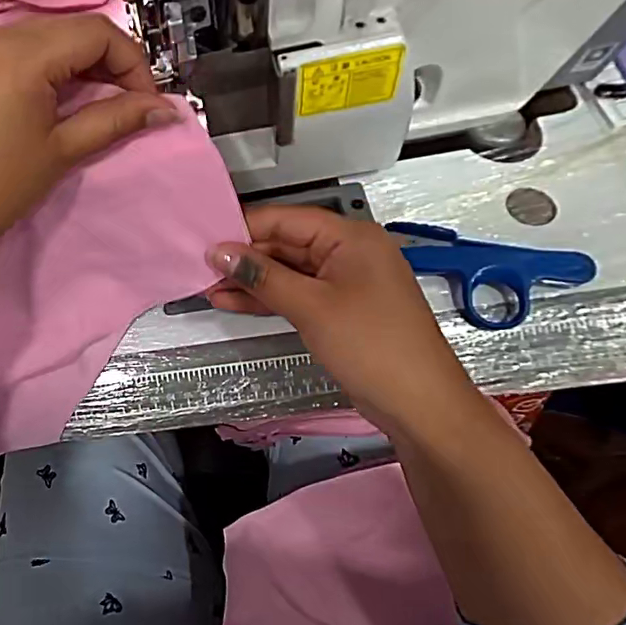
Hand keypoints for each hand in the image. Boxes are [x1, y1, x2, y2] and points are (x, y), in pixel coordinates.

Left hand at [0, 15, 178, 325]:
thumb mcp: (64, 150)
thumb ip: (118, 119)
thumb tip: (167, 110)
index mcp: (21, 54)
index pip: (97, 33)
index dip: (133, 62)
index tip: (148, 101)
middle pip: (75, 28)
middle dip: (112, 61)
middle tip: (131, 103)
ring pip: (52, 35)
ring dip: (85, 62)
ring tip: (102, 103)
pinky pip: (26, 46)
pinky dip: (55, 64)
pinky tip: (65, 96)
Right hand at [207, 205, 477, 434]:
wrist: (420, 405)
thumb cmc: (376, 348)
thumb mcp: (311, 307)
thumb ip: (262, 276)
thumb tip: (222, 253)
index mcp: (351, 237)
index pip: (286, 219)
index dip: (245, 230)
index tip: (208, 241)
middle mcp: (349, 252)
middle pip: (286, 244)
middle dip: (246, 258)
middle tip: (204, 268)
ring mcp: (346, 282)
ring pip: (289, 271)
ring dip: (253, 281)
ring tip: (212, 287)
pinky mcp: (341, 309)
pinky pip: (299, 293)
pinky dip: (270, 298)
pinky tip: (236, 302)